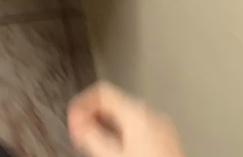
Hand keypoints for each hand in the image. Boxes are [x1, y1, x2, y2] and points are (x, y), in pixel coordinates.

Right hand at [67, 82, 183, 156]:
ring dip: (109, 126)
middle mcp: (151, 111)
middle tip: (81, 131)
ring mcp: (162, 124)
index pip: (102, 91)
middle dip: (95, 116)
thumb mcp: (114, 152)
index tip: (74, 116)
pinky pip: (140, 127)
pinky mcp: (168, 137)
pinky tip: (119, 147)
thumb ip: (92, 134)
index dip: (83, 102)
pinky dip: (125, 133)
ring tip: (97, 141)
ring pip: (126, 115)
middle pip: (114, 103)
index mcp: (137, 109)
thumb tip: (77, 122)